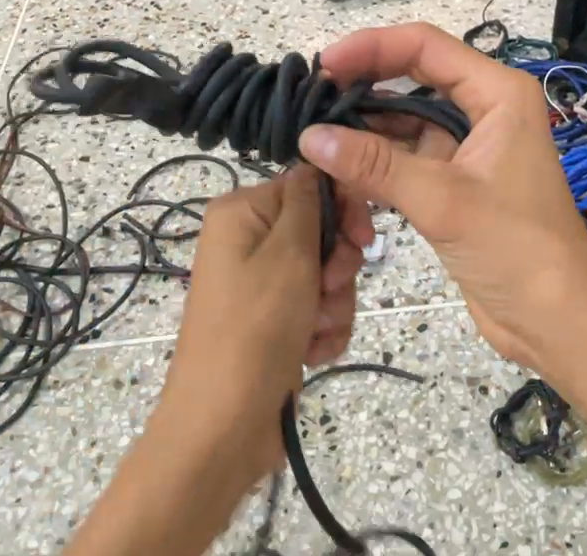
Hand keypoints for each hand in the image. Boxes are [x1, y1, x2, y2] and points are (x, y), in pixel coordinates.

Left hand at [66, 169, 367, 555]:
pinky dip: (323, 329)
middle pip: (322, 231)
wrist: (223, 426)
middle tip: (327, 288)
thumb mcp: (287, 253)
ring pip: (327, 274)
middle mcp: (249, 242)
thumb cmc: (255, 327)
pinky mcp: (276, 322)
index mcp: (242, 213)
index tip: (363, 237)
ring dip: (334, 304)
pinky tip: (310, 352)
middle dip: (337, 265)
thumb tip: (313, 161)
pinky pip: (319, 309)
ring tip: (314, 330)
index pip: (307, 184)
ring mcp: (262, 285)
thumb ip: (308, 202)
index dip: (342, 208)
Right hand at [297, 23, 586, 370]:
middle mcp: (484, 109)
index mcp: (497, 93)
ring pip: (405, 119)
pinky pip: (406, 156)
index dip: (371, 47)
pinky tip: (338, 172)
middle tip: (309, 101)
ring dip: (364, 130)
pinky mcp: (455, 180)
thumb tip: (310, 137)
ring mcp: (468, 145)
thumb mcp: (442, 200)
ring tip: (312, 136)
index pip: (425, 46)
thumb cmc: (516, 248)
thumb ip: (375, 165)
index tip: (324, 64)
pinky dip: (375, 163)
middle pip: (412, 77)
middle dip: (362, 86)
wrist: (557, 319)